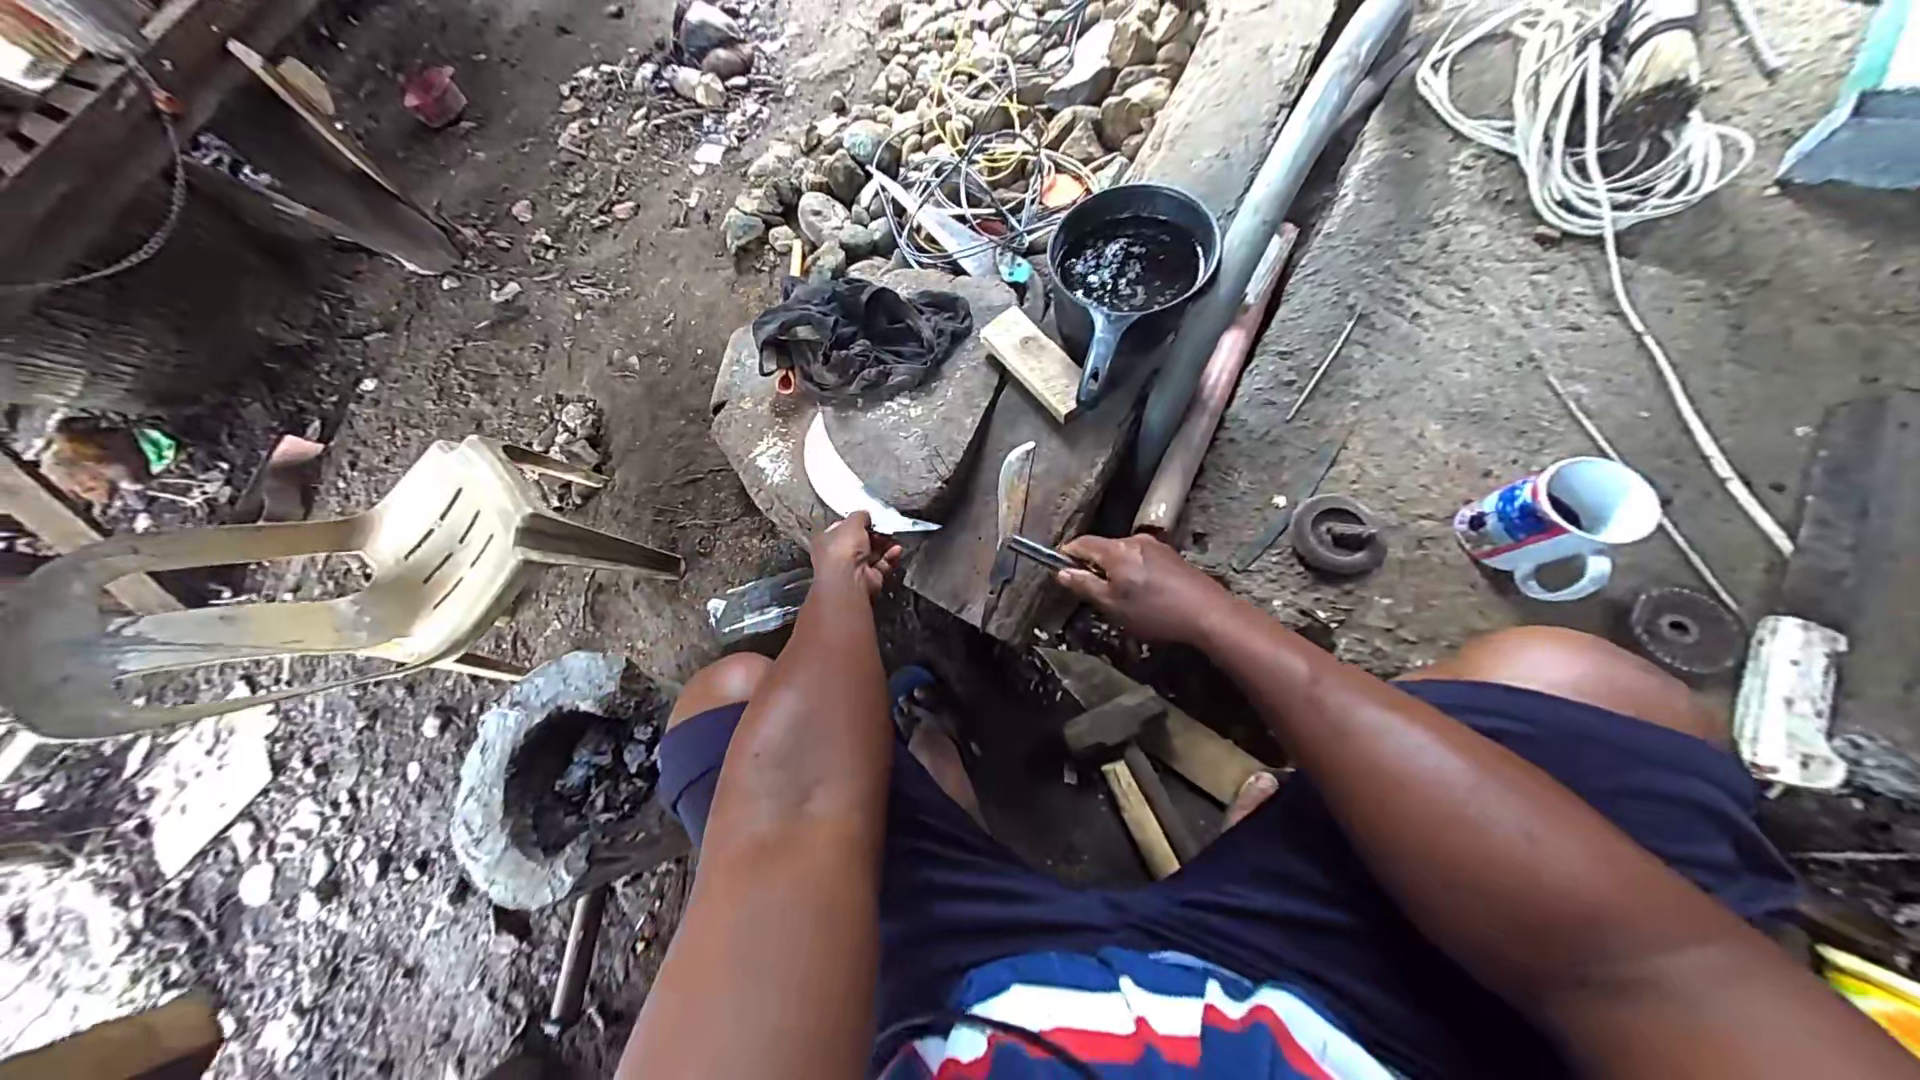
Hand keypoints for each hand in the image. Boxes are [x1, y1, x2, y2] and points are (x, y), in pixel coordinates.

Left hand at [811, 511, 901, 598]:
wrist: (850, 579)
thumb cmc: (844, 547)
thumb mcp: (852, 523)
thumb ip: (860, 516)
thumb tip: (866, 515)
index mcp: (826, 541)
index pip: (842, 529)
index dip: (856, 523)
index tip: (869, 518)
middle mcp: (838, 556)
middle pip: (859, 541)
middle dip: (874, 534)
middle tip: (886, 526)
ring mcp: (854, 569)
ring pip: (873, 553)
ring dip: (885, 545)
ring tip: (894, 536)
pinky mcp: (869, 579)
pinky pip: (882, 565)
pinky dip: (890, 557)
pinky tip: (897, 549)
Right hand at [1055, 533, 1232, 643]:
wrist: (1208, 614)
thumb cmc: (1155, 612)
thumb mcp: (1112, 605)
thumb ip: (1084, 585)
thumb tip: (1062, 572)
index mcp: (1116, 550)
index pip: (1081, 542)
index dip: (1067, 555)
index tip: (1062, 571)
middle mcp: (1135, 540)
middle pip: (1103, 548)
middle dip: (1093, 566)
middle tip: (1093, 593)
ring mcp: (1156, 546)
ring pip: (1123, 554)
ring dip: (1115, 570)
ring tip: (1121, 598)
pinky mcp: (1172, 556)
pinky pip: (1142, 559)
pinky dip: (1134, 572)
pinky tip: (1144, 594)